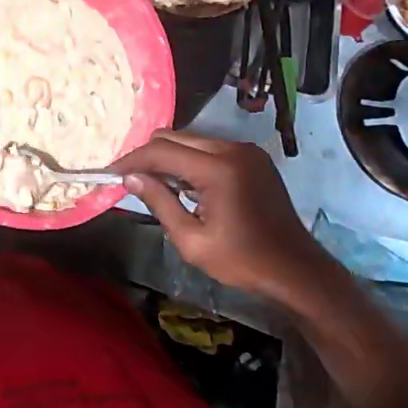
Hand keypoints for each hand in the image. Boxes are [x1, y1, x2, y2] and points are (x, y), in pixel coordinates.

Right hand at [113, 131, 330, 301]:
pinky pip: (209, 147)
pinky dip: (189, 159)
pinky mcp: (253, 157)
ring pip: (190, 139)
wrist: (296, 270)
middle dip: (148, 156)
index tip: (111, 173)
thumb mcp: (191, 240)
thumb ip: (159, 202)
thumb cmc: (242, 261)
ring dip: (169, 157)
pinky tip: (184, 185)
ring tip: (156, 184)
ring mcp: (245, 151)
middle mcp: (232, 149)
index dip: (132, 160)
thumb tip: (130, 178)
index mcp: (218, 169)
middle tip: (131, 179)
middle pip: (174, 137)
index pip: (161, 151)